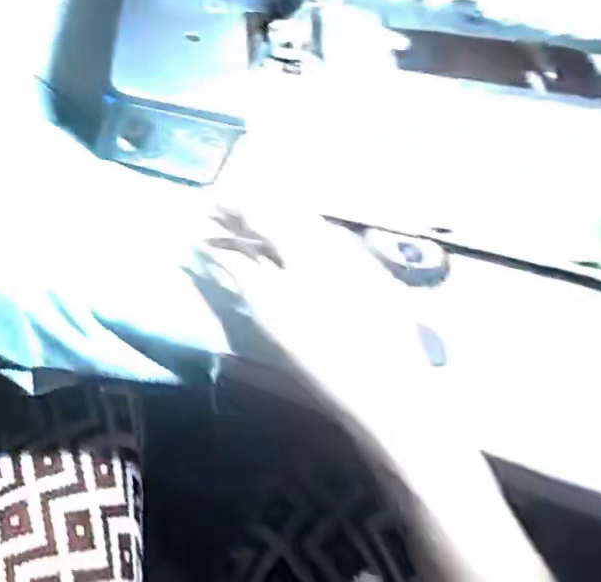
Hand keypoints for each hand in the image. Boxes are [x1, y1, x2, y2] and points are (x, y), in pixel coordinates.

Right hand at [199, 210, 434, 430]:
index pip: (258, 211)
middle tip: (225, 218)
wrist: (393, 394)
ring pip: (308, 224)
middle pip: (284, 212)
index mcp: (303, 239)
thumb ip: (236, 268)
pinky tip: (294, 253)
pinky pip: (327, 240)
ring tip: (253, 233)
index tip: (207, 207)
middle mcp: (331, 236)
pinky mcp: (374, 275)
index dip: (230, 208)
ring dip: (277, 224)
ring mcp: (357, 254)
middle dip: (252, 213)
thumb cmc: (319, 349)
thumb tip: (208, 247)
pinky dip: (301, 239)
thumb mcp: (267, 308)